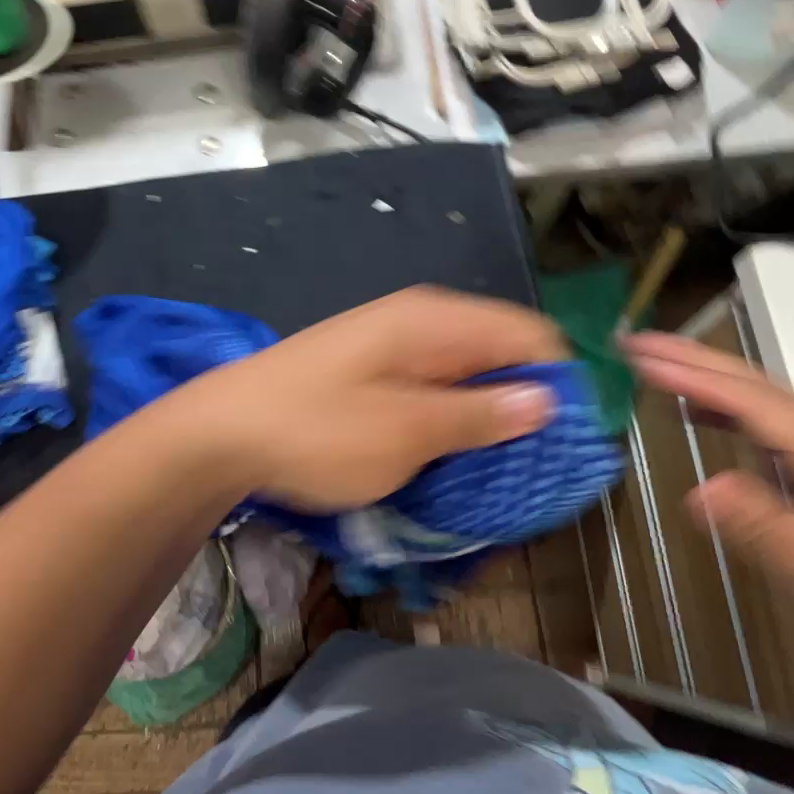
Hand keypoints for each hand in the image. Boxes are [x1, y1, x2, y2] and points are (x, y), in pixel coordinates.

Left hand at [156, 286, 566, 512]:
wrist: (217, 435)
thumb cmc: (317, 431)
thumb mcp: (407, 431)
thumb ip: (479, 414)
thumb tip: (545, 400)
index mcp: (434, 321)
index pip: (530, 336)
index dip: (561, 385)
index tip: (576, 443)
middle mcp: (416, 321)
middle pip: (498, 354)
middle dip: (523, 407)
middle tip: (538, 468)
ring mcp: (386, 346)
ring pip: (462, 376)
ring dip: (483, 419)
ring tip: (498, 472)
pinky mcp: (364, 374)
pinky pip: (428, 390)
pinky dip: (446, 421)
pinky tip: (447, 457)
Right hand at [621, 332, 793, 659]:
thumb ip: (761, 526)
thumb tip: (699, 490)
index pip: (750, 400)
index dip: (693, 376)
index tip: (641, 357)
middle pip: (752, 383)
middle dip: (690, 357)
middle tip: (632, 342)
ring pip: (756, 394)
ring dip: (702, 373)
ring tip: (650, 361)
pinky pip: (763, 418)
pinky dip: (722, 404)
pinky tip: (695, 408)